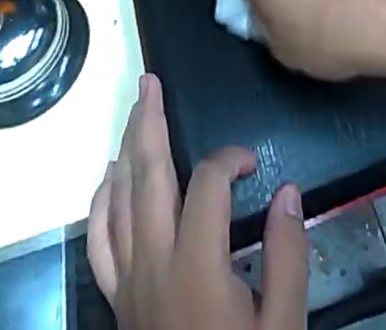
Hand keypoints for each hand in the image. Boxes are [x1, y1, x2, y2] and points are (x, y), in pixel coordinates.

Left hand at [90, 74, 307, 329]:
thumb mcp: (285, 328)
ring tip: (133, 110)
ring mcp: (127, 279)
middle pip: (146, 173)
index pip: (207, 183)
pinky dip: (101, 201)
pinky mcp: (116, 298)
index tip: (250, 161)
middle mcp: (153, 261)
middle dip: (147, 120)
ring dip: (124, 148)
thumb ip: (287, 256)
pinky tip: (108, 177)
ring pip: (117, 198)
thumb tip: (287, 191)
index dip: (229, 158)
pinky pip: (98, 240)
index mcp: (197, 264)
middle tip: (149, 80)